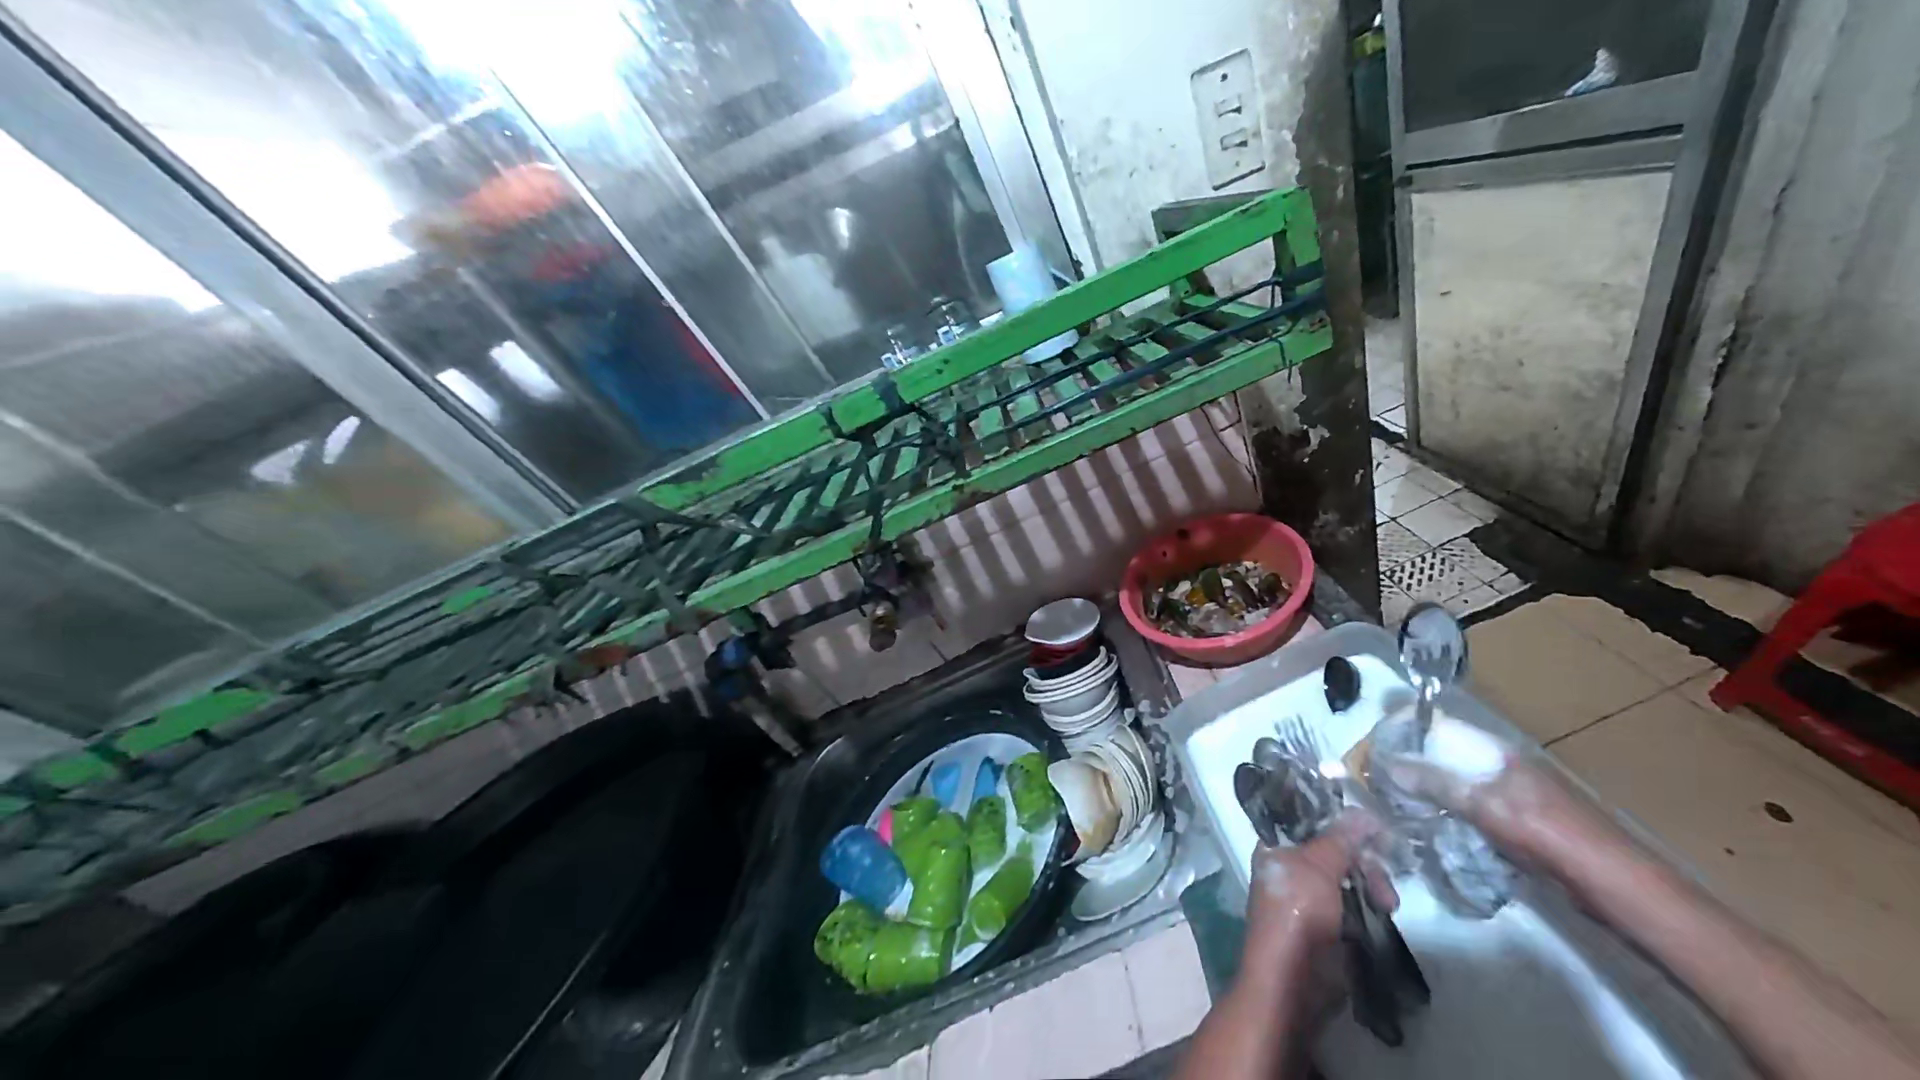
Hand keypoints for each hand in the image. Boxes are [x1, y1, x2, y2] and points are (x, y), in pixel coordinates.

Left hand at [1243, 812, 1395, 1027]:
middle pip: (1335, 848)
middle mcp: (1292, 867)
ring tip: (1387, 902)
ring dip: (1373, 883)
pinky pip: (1357, 901)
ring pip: (1351, 875)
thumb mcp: (1316, 866)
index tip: (1371, 819)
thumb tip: (1362, 810)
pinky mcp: (1333, 923)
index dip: (1339, 818)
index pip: (1308, 819)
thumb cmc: (1295, 912)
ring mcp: (1313, 896)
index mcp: (1276, 846)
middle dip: (1364, 859)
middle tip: (1383, 873)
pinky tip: (1386, 910)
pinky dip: (1372, 903)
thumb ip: (1340, 838)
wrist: (1295, 980)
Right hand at [1376, 721, 1627, 871]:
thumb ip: (1437, 784)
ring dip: (1425, 791)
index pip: (1440, 726)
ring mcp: (1507, 794)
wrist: (1613, 884)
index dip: (1406, 729)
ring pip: (1452, 783)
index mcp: (1494, 752)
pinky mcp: (1513, 822)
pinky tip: (1427, 825)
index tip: (1374, 744)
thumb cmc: (1549, 835)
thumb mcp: (1487, 806)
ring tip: (1392, 802)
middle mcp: (1498, 766)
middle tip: (1375, 778)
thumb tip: (1388, 764)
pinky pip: (1466, 808)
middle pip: (1443, 755)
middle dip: (1409, 763)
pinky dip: (1444, 812)